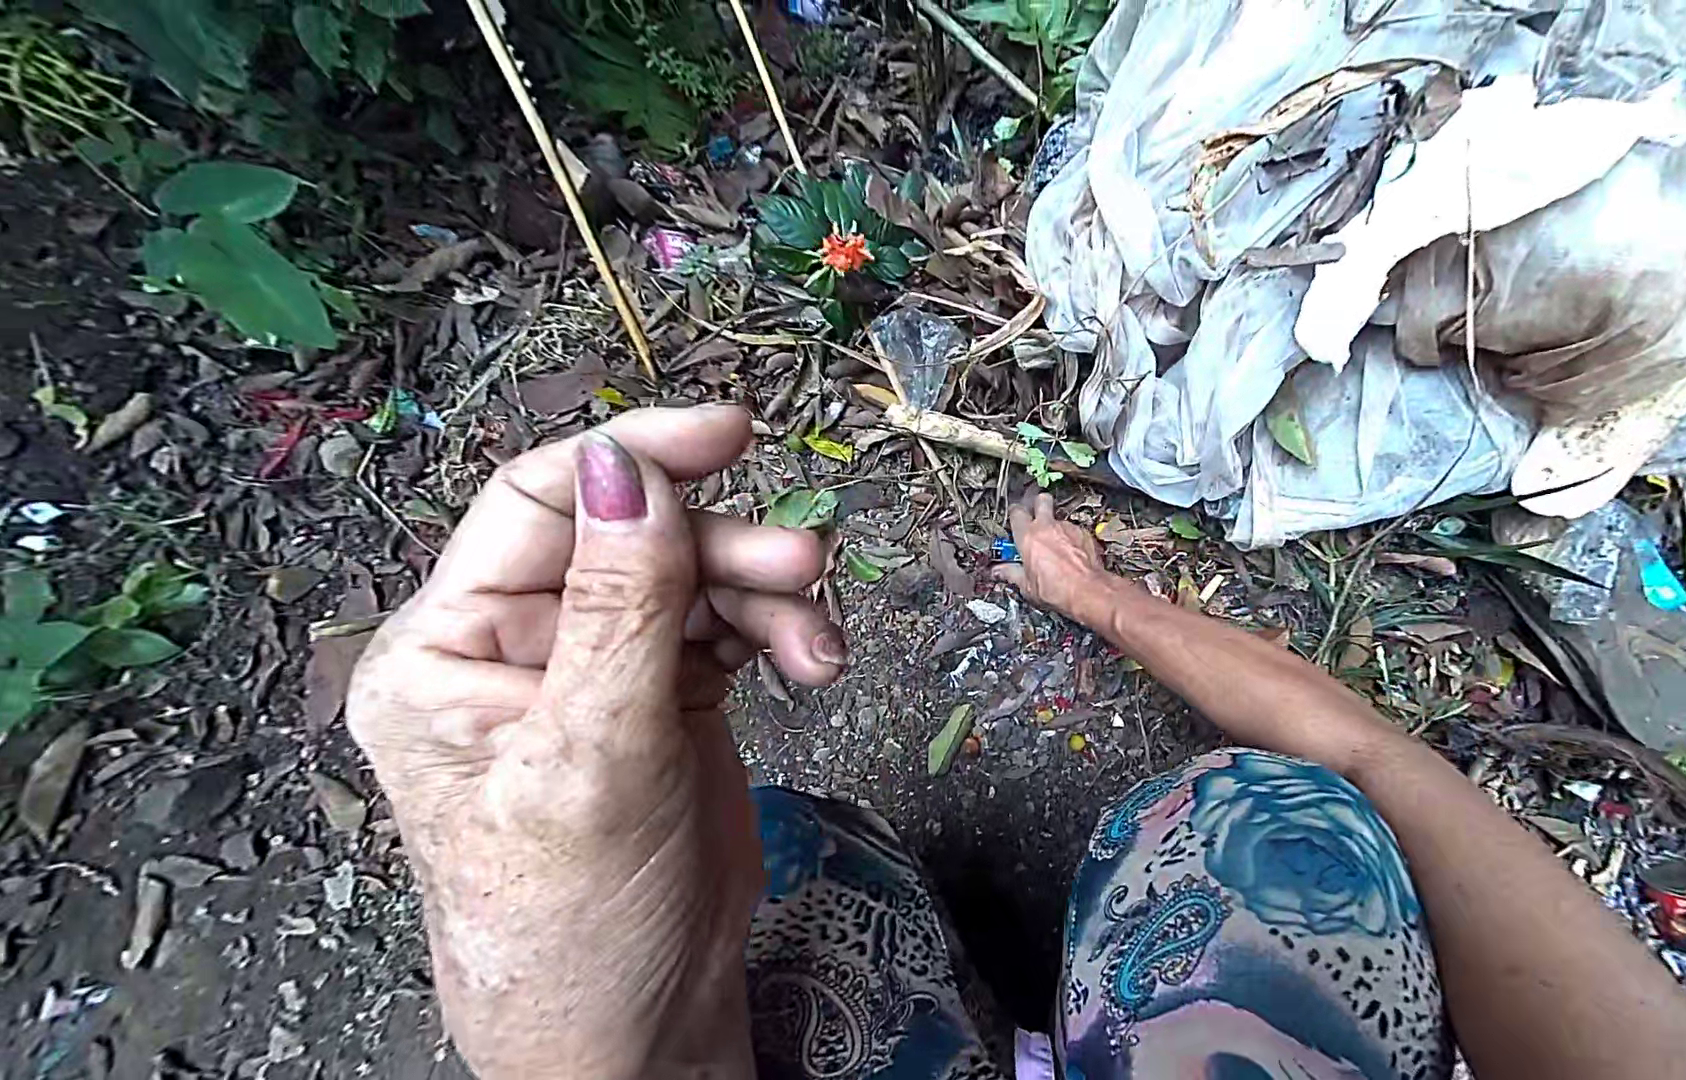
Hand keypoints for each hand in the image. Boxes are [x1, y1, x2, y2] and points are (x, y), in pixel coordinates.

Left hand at [346, 405, 843, 1079]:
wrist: (646, 1013)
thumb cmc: (579, 912)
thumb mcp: (595, 755)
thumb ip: (617, 607)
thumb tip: (625, 467)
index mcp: (459, 643)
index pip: (543, 502)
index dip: (637, 456)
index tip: (727, 432)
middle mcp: (536, 635)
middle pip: (649, 539)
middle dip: (731, 549)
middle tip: (805, 567)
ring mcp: (616, 657)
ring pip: (707, 579)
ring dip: (773, 601)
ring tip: (819, 646)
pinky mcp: (680, 681)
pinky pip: (738, 622)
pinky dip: (783, 634)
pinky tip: (814, 665)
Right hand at [992, 491, 1112, 618]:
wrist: (1088, 591)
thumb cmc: (1058, 589)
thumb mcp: (1027, 585)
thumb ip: (1012, 573)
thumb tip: (1001, 571)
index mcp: (1028, 536)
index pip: (1016, 512)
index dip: (1015, 513)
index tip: (1015, 519)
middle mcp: (1048, 526)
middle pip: (1041, 500)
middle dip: (1038, 504)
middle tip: (1036, 517)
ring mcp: (1068, 528)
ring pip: (1059, 518)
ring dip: (1056, 528)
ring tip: (1056, 547)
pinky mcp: (1085, 534)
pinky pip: (1075, 531)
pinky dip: (1072, 539)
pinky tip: (1071, 554)